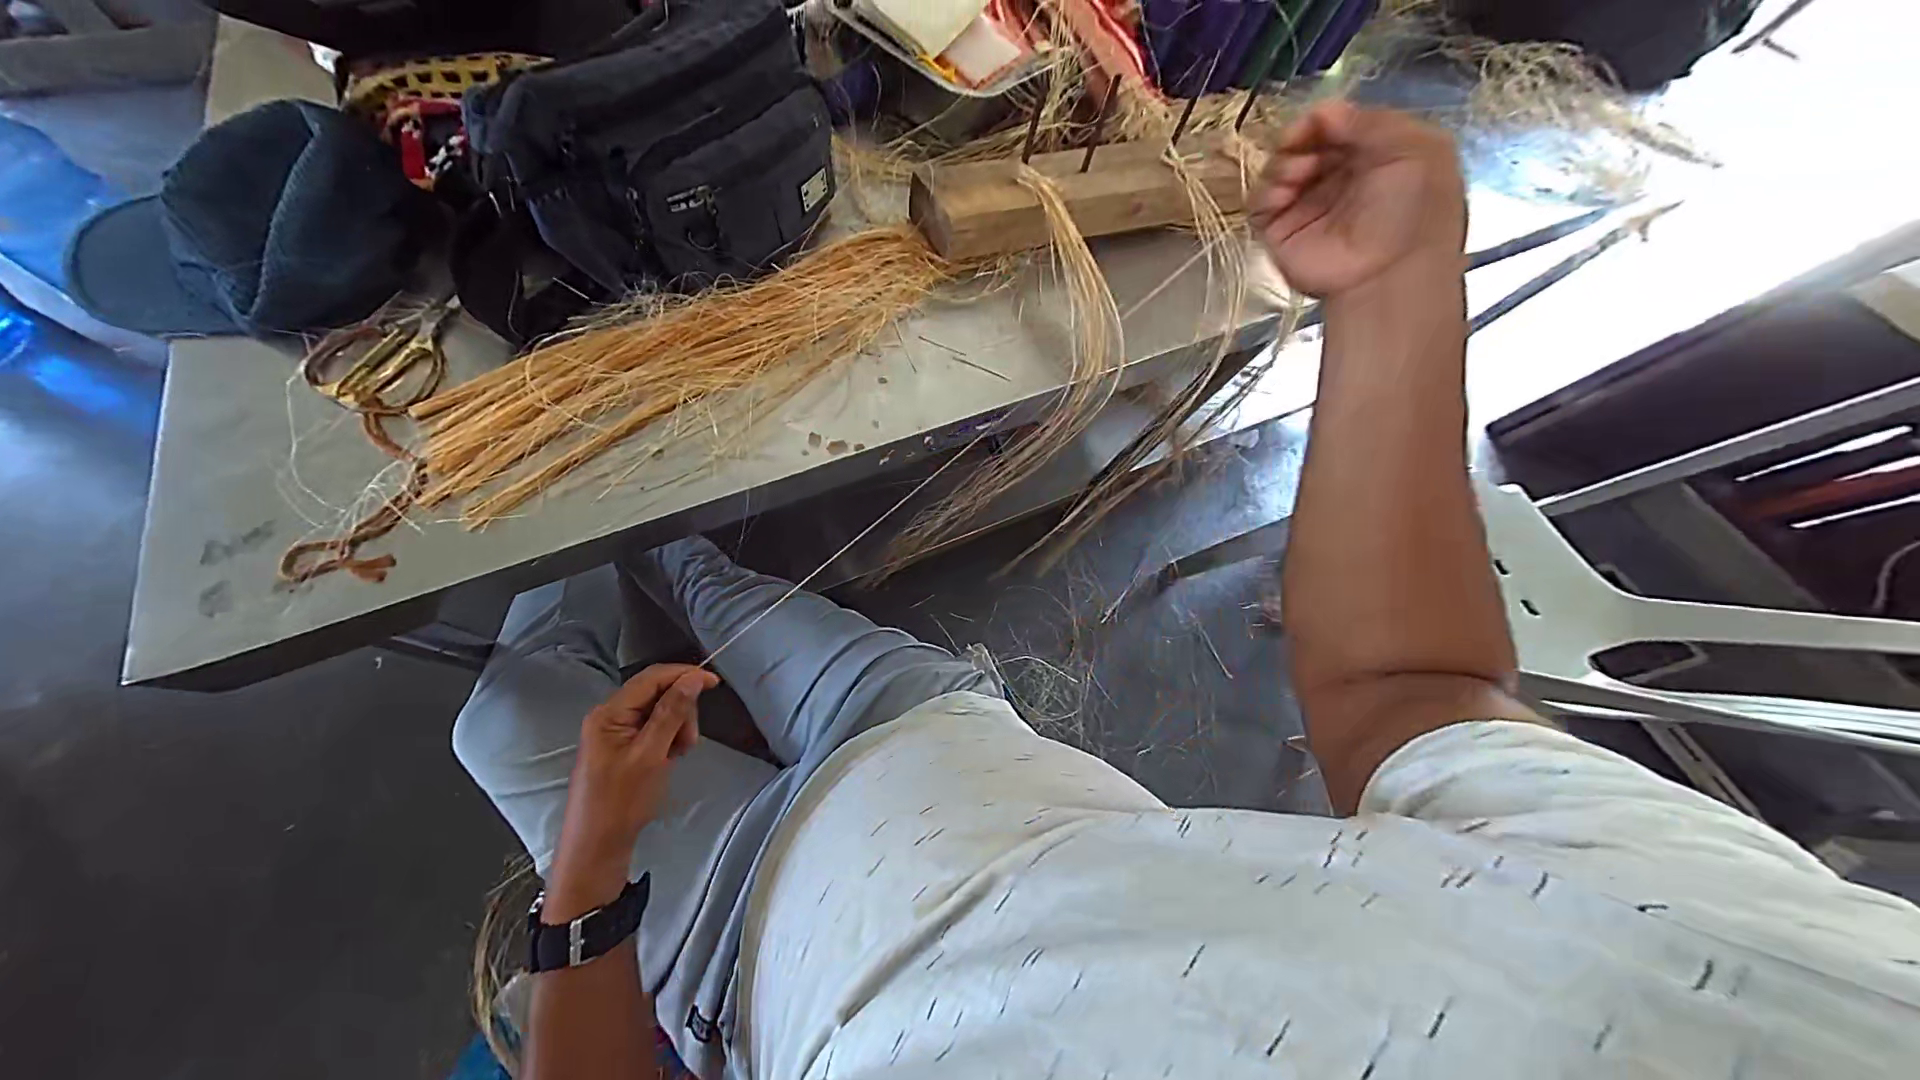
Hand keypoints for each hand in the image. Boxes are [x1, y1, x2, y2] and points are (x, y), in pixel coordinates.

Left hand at [545, 664, 717, 919]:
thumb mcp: (651, 755)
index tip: (715, 683)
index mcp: (609, 713)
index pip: (652, 677)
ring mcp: (616, 732)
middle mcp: (610, 716)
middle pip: (658, 692)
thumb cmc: (621, 802)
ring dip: (678, 727)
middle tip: (688, 742)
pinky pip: (655, 729)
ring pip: (661, 711)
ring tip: (677, 754)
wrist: (597, 848)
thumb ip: (672, 713)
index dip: (684, 675)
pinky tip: (670, 757)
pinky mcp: (625, 746)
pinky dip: (670, 739)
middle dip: (681, 710)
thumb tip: (693, 678)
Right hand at [1249, 102, 1466, 298]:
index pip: (1332, 125)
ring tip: (1297, 178)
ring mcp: (1304, 204)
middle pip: (1300, 143)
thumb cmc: (1412, 209)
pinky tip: (1280, 197)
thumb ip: (1370, 122)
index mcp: (1368, 153)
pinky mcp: (1279, 232)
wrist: (1387, 271)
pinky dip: (1263, 193)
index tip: (1316, 123)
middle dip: (1297, 140)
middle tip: (1303, 151)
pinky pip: (1258, 204)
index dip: (1320, 119)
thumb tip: (1322, 110)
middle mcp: (1333, 176)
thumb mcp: (1413, 149)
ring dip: (1281, 165)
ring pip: (1276, 169)